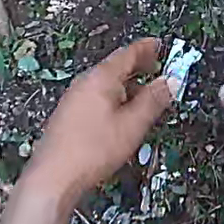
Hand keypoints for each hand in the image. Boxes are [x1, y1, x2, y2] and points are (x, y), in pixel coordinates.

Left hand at [25, 37, 173, 199]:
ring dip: (128, 84)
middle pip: (116, 66)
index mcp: (101, 77)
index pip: (128, 53)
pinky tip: (122, 113)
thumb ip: (154, 100)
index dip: (147, 48)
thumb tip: (171, 81)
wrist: (53, 178)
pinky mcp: (69, 115)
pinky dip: (115, 96)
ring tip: (146, 94)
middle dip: (139, 66)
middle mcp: (86, 82)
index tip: (160, 44)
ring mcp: (75, 98)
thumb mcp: (133, 124)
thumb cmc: (95, 149)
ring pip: (106, 83)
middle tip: (158, 68)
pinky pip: (97, 96)